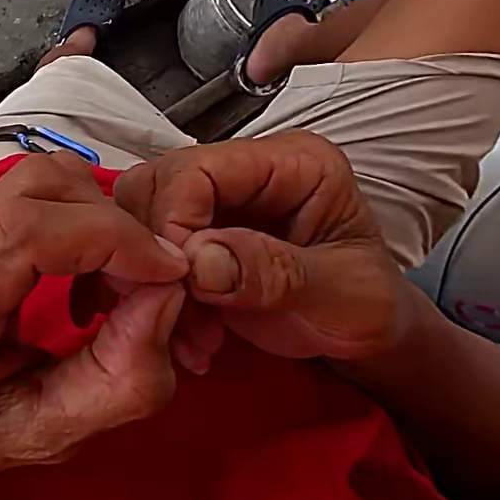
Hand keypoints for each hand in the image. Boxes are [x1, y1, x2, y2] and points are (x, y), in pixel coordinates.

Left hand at [0, 153, 191, 480]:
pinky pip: (23, 192)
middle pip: (29, 189)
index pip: (20, 233)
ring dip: (93, 210)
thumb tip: (167, 293)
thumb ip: (117, 380)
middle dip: (109, 221)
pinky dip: (74, 212)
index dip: (106, 236)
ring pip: (29, 179)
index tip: (166, 271)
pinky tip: (84, 260)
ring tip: (116, 270)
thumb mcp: (48, 436)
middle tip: (146, 276)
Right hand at [111, 130, 420, 360]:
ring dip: (146, 275)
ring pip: (132, 214)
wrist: (353, 336)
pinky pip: (136, 244)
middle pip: (153, 186)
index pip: (198, 171)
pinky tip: (173, 326)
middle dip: (155, 256)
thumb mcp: (347, 298)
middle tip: (179, 315)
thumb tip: (198, 261)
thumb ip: (277, 273)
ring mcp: (202, 195)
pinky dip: (143, 287)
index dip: (174, 223)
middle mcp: (235, 167)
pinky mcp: (180, 225)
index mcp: (289, 163)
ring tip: (184, 328)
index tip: (185, 283)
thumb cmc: (366, 311)